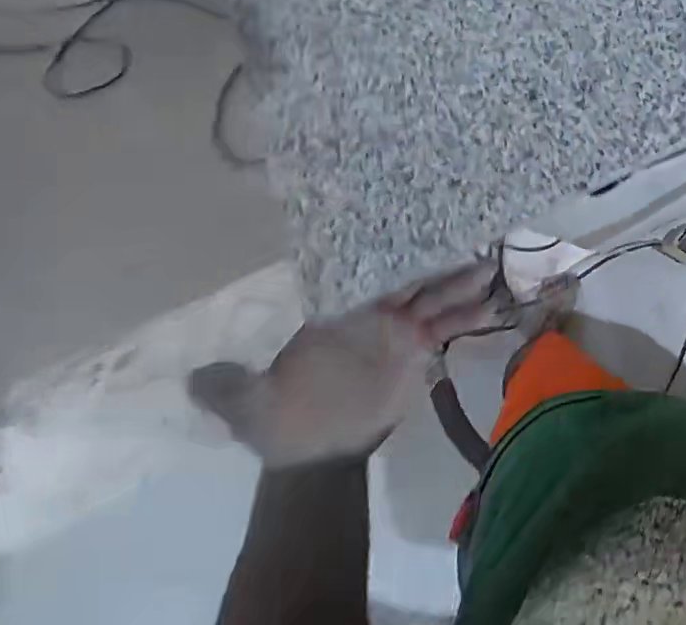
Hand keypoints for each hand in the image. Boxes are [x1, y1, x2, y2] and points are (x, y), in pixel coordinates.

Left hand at [189, 261, 500, 467]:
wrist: (318, 454)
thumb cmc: (282, 423)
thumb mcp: (247, 406)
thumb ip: (227, 388)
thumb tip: (191, 376)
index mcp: (338, 311)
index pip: (368, 274)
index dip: (390, 255)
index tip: (414, 231)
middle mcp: (373, 311)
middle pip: (411, 278)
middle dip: (438, 259)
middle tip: (467, 237)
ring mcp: (401, 327)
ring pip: (436, 295)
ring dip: (462, 280)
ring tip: (491, 263)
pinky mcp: (421, 347)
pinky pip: (449, 326)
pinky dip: (471, 316)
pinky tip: (494, 304)